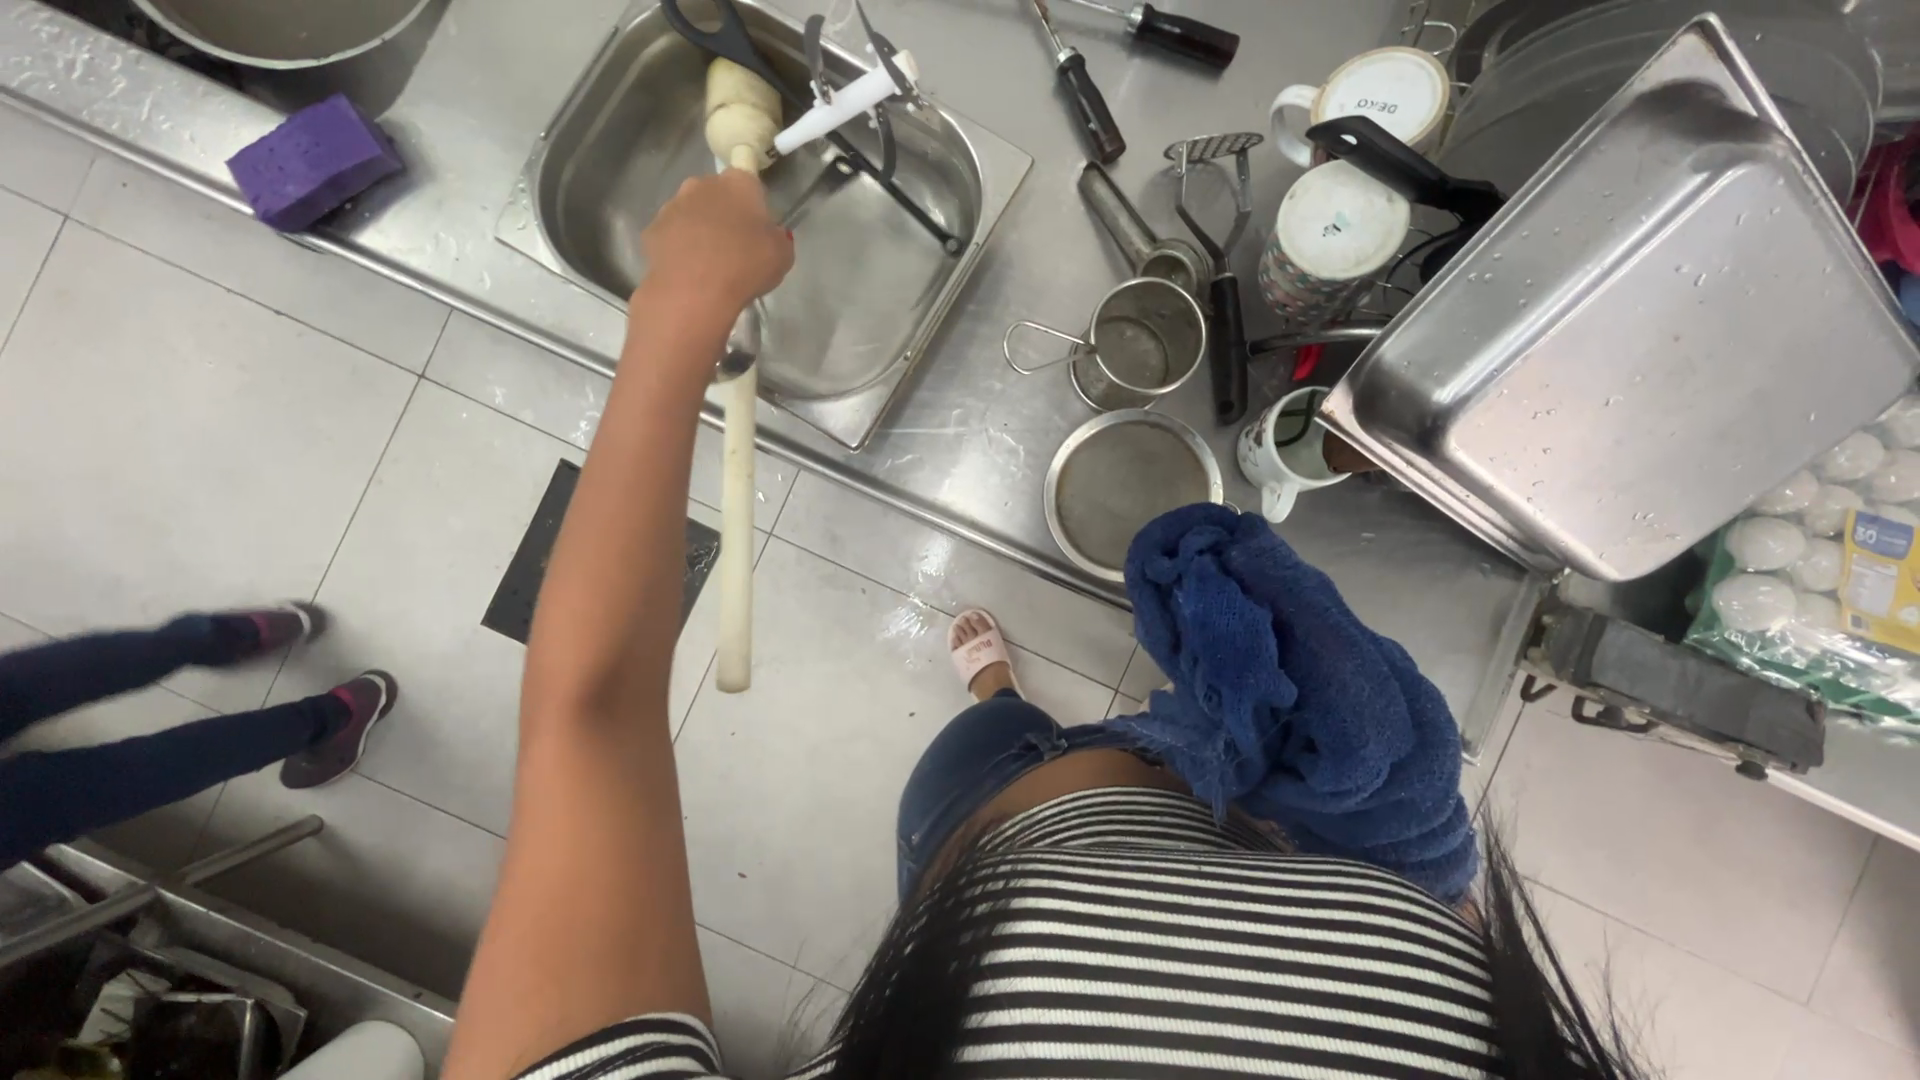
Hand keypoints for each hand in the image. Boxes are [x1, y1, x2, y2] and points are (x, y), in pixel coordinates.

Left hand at [635, 171, 793, 317]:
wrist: (695, 290)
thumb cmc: (746, 265)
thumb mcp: (783, 255)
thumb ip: (778, 238)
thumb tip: (769, 235)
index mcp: (738, 183)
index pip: (749, 184)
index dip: (755, 206)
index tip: (757, 230)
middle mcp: (702, 184)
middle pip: (716, 195)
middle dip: (724, 214)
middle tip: (735, 248)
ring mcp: (672, 205)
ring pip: (691, 214)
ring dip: (700, 230)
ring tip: (710, 265)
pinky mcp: (652, 230)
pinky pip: (672, 236)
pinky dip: (679, 249)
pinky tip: (689, 272)